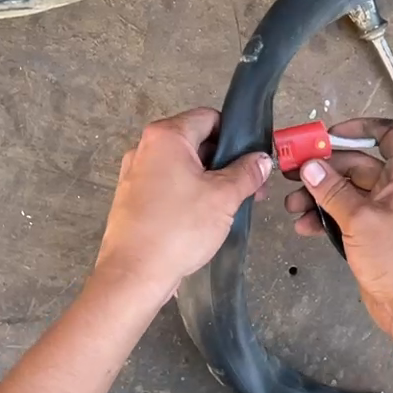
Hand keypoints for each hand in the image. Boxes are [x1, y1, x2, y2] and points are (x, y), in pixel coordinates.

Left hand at [92, 108, 272, 312]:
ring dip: (209, 180)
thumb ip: (247, 172)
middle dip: (225, 161)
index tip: (253, 158)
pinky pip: (167, 184)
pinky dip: (188, 193)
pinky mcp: (131, 198)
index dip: (235, 135)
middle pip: (195, 141)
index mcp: (166, 136)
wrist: (134, 274)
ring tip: (230, 205)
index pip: (209, 117)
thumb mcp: (224, 197)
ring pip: (182, 165)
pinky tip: (204, 217)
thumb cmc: (178, 229)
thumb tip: (261, 159)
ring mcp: (135, 173)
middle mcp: (145, 148)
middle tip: (249, 187)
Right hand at [284, 118, 392, 339]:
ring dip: (319, 196)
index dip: (358, 128)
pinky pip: (345, 214)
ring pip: (346, 191)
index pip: (387, 134)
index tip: (327, 135)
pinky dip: (326, 217)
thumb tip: (310, 167)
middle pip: (356, 164)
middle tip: (292, 174)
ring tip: (292, 206)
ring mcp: (385, 211)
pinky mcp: (373, 232)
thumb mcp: (360, 219)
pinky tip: (305, 226)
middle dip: (324, 170)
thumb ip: (332, 190)